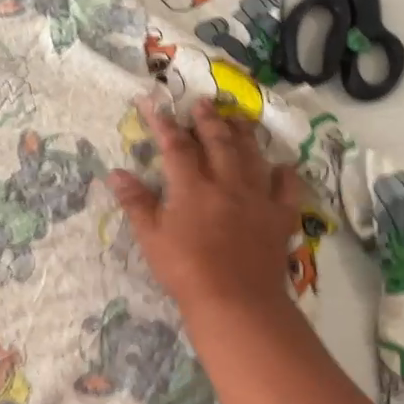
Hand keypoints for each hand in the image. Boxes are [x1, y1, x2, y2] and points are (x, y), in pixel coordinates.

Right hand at [107, 97, 302, 316]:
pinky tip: (280, 165)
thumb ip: (136, 202)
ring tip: (239, 118)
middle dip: (208, 121)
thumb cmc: (184, 268)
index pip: (176, 147)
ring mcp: (258, 199)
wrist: (236, 300)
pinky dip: (284, 172)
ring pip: (253, 157)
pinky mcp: (280, 217)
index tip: (153, 104)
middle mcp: (227, 185)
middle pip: (219, 143)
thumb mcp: (150, 237)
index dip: (164, 124)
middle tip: (203, 103)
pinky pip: (287, 187)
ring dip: (244, 135)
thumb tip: (116, 174)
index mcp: (192, 188)